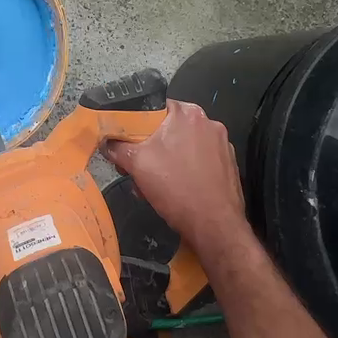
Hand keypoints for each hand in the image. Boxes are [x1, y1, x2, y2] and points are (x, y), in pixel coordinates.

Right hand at [103, 100, 247, 248]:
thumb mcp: (137, 165)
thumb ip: (118, 147)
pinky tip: (179, 191)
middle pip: (169, 129)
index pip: (154, 108)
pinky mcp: (229, 166)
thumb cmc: (177, 190)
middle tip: (140, 169)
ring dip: (169, 161)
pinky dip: (188, 172)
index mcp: (187, 113)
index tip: (129, 144)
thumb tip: (107, 143)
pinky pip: (201, 162)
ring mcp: (222, 145)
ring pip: (184, 147)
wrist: (216, 229)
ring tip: (157, 185)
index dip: (137, 126)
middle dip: (152, 148)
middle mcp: (208, 123)